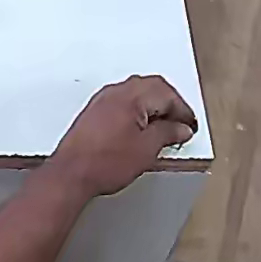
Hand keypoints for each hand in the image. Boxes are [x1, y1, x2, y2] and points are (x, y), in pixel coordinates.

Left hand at [40, 76, 196, 197]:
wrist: (71, 174)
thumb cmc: (101, 163)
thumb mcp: (146, 150)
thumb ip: (168, 134)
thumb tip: (180, 128)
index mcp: (131, 97)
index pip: (166, 93)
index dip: (182, 110)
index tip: (189, 126)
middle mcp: (114, 93)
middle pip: (151, 87)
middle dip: (170, 104)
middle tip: (180, 124)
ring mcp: (101, 101)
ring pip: (135, 93)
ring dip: (153, 106)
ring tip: (162, 129)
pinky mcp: (93, 112)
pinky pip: (122, 102)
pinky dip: (136, 111)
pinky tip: (140, 130)